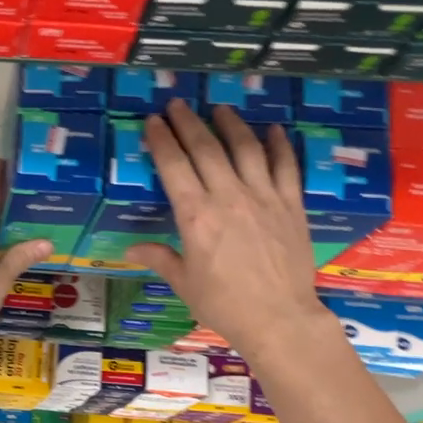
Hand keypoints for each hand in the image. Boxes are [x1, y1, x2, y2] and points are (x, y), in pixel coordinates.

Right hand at [128, 103, 330, 361]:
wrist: (278, 317)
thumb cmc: (223, 305)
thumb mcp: (184, 284)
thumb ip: (161, 259)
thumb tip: (131, 250)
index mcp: (196, 217)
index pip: (174, 167)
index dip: (162, 141)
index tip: (153, 122)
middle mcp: (229, 197)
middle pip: (206, 149)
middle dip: (189, 123)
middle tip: (177, 105)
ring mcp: (264, 197)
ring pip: (246, 148)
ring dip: (231, 124)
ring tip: (219, 109)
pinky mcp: (291, 204)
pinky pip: (286, 165)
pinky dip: (279, 144)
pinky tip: (272, 130)